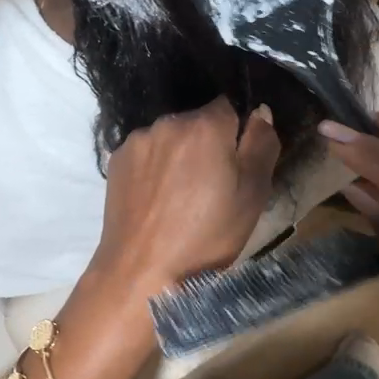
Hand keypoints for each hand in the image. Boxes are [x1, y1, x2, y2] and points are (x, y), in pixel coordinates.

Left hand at [85, 97, 280, 309]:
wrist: (141, 271)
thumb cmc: (207, 237)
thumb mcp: (252, 195)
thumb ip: (262, 145)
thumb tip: (260, 111)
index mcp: (205, 126)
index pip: (229, 107)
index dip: (237, 134)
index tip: (235, 166)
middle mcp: (168, 122)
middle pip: (198, 121)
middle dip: (207, 143)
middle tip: (211, 186)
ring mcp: (138, 140)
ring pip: (171, 136)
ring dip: (180, 153)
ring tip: (181, 196)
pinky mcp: (117, 159)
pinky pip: (147, 151)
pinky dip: (155, 166)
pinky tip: (157, 199)